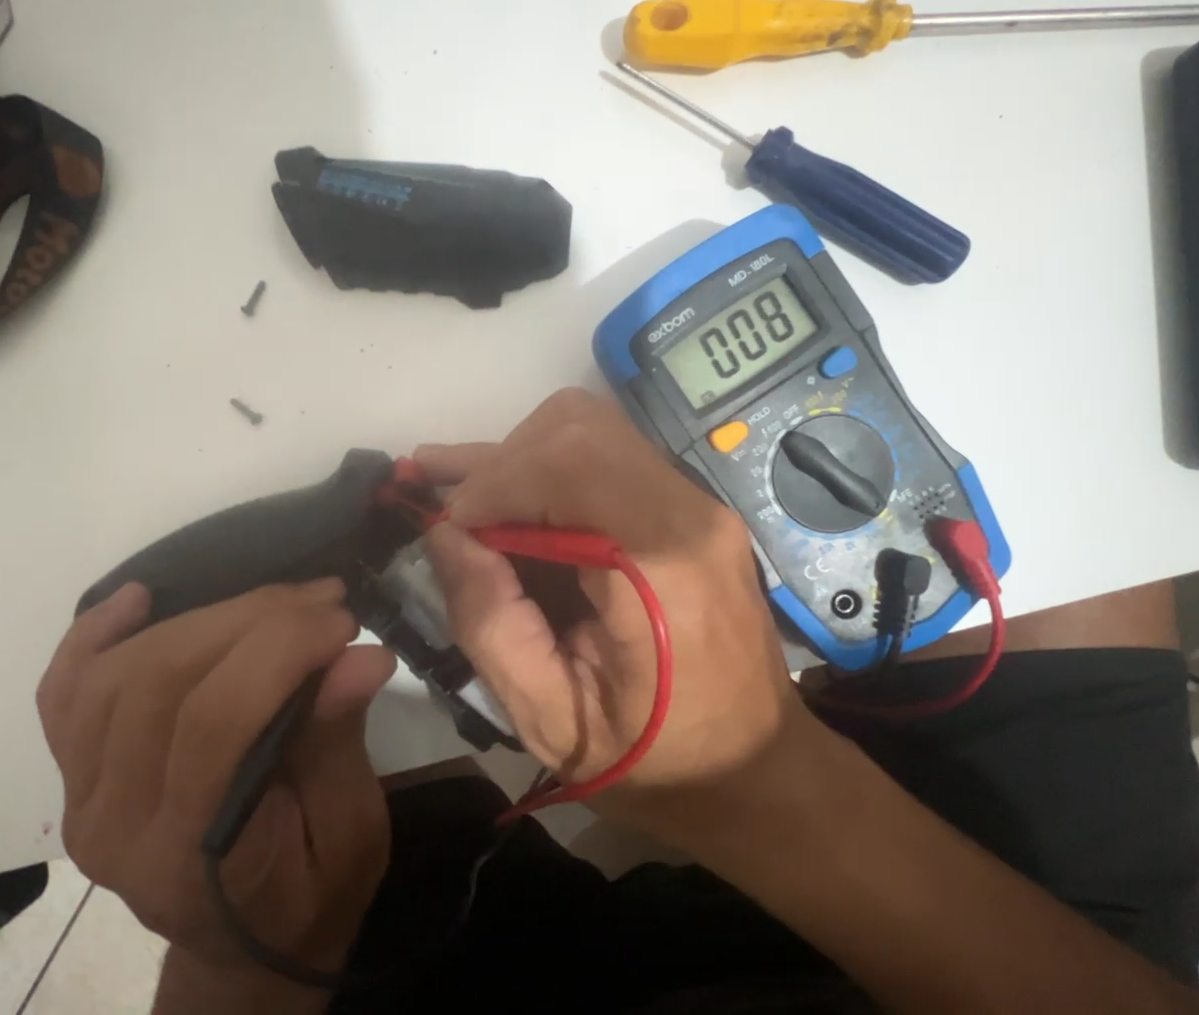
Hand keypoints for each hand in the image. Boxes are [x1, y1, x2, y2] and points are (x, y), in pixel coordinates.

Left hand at [36, 580, 395, 982]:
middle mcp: (112, 824)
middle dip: (251, 620)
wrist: (245, 948)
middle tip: (324, 599)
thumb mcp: (349, 833)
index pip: (213, 724)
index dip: (279, 652)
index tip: (343, 621)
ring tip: (278, 600)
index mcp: (184, 857)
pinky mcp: (75, 774)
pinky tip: (140, 598)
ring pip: (117, 673)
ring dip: (203, 616)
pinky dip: (95, 634)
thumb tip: (362, 655)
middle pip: (160, 684)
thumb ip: (338, 744)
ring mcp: (82, 796)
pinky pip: (66, 691)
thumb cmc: (308, 895)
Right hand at [418, 388, 825, 838]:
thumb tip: (443, 534)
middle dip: (501, 463)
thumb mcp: (550, 718)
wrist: (755, 769)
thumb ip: (490, 622)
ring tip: (473, 505)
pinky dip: (552, 472)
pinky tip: (513, 506)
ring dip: (524, 460)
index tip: (448, 529)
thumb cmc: (654, 763)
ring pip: (592, 430)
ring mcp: (699, 505)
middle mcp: (689, 515)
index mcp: (662, 569)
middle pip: (578, 429)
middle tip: (456, 515)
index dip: (492, 483)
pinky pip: (610, 458)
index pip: (567, 466)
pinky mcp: (692, 510)